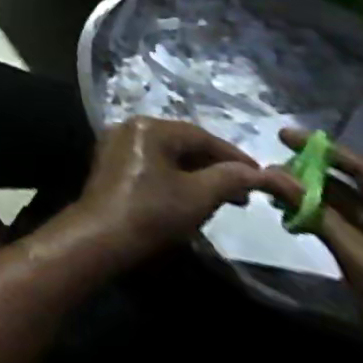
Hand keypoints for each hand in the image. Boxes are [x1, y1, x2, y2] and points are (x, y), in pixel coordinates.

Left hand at [66, 118, 265, 268]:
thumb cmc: (153, 213)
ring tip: (224, 198)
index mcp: (149, 127)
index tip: (260, 176)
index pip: (201, 136)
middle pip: (183, 142)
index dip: (234, 156)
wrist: (102, 236)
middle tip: (243, 192)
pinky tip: (191, 195)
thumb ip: (230, 179)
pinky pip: (152, 161)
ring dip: (197, 173)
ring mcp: (117, 142)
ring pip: (168, 153)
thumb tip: (257, 172)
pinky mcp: (111, 161)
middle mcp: (130, 126)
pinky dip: (175, 175)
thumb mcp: (199, 196)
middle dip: (216, 166)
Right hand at [260, 130, 362, 362]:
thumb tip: (272, 174)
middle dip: (313, 178)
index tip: (288, 135)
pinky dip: (317, 224)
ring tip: (272, 186)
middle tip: (273, 164)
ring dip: (310, 201)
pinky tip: (290, 215)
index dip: (329, 152)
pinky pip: (342, 235)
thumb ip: (320, 216)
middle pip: (354, 194)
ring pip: (344, 215)